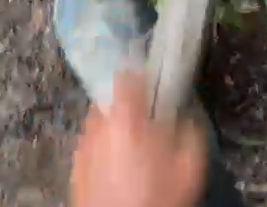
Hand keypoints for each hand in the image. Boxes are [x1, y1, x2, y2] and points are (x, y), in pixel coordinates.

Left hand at [69, 73, 207, 206]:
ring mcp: (82, 144)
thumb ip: (191, 132)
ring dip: (113, 127)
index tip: (152, 84)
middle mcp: (99, 122)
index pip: (126, 73)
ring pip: (99, 122)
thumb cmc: (156, 198)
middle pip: (111, 98)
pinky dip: (102, 149)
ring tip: (131, 149)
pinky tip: (116, 169)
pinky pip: (91, 145)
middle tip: (145, 122)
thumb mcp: (189, 169)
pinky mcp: (74, 166)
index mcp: (126, 115)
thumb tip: (186, 113)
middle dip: (127, 106)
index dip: (140, 74)